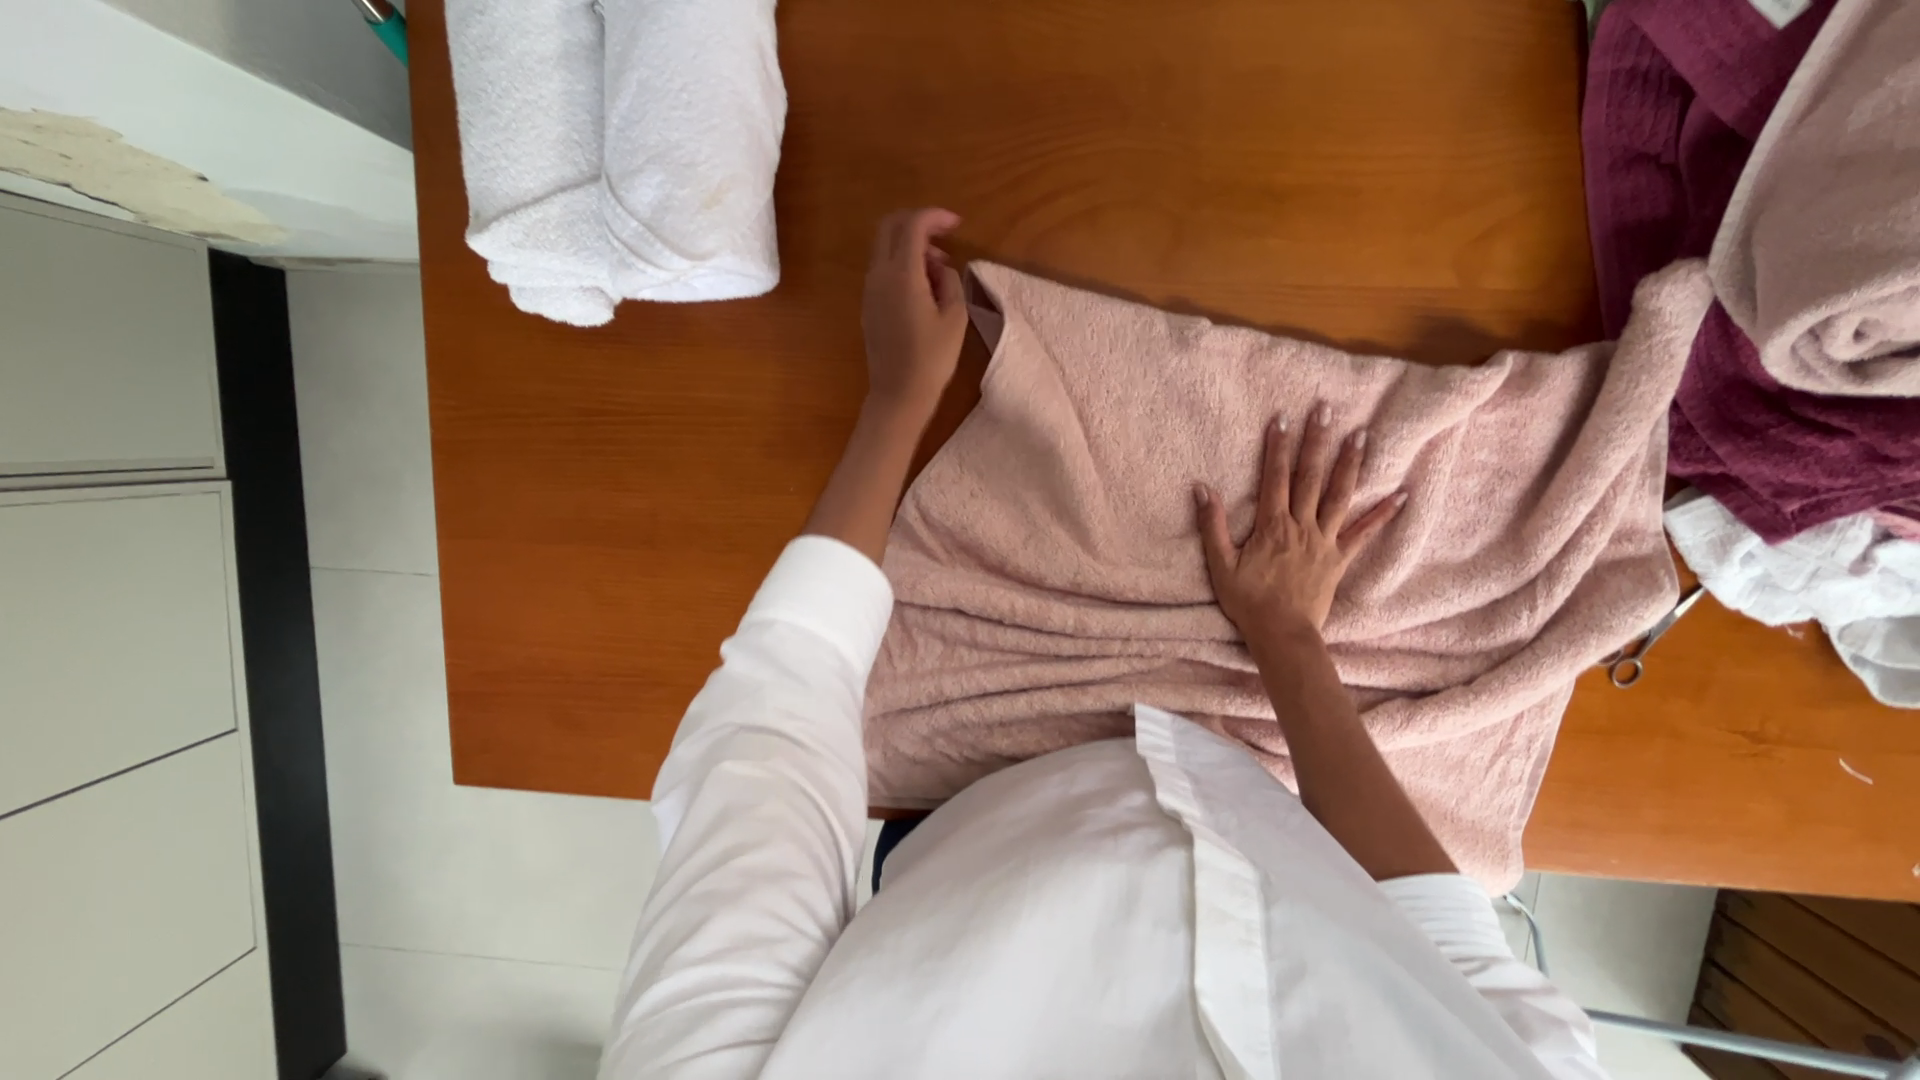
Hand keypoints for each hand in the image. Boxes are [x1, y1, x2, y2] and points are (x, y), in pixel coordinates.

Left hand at [861, 208, 967, 411]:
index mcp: (902, 274)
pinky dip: (902, 264)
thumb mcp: (955, 318)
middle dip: (918, 223)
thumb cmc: (932, 359)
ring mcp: (869, 290)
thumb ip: (951, 281)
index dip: (936, 217)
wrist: (899, 394)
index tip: (956, 224)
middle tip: (944, 238)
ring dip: (910, 246)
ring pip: (884, 248)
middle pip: (890, 227)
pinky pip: (882, 270)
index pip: (913, 225)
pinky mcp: (868, 305)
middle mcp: (879, 275)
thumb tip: (941, 268)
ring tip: (939, 271)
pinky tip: (922, 287)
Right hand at [1194, 405, 1405, 637]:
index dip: (1277, 447)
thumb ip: (1212, 525)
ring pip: (1340, 496)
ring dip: (1350, 464)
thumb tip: (1202, 489)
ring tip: (1362, 435)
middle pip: (1310, 477)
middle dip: (1316, 441)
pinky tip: (1401, 496)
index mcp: (1272, 526)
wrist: (1282, 634)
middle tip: (1325, 409)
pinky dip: (1383, 515)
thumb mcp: (1220, 564)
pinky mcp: (1339, 559)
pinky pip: (1363, 534)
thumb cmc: (1247, 601)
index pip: (1274, 478)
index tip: (1281, 418)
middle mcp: (1301, 526)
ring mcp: (1324, 542)